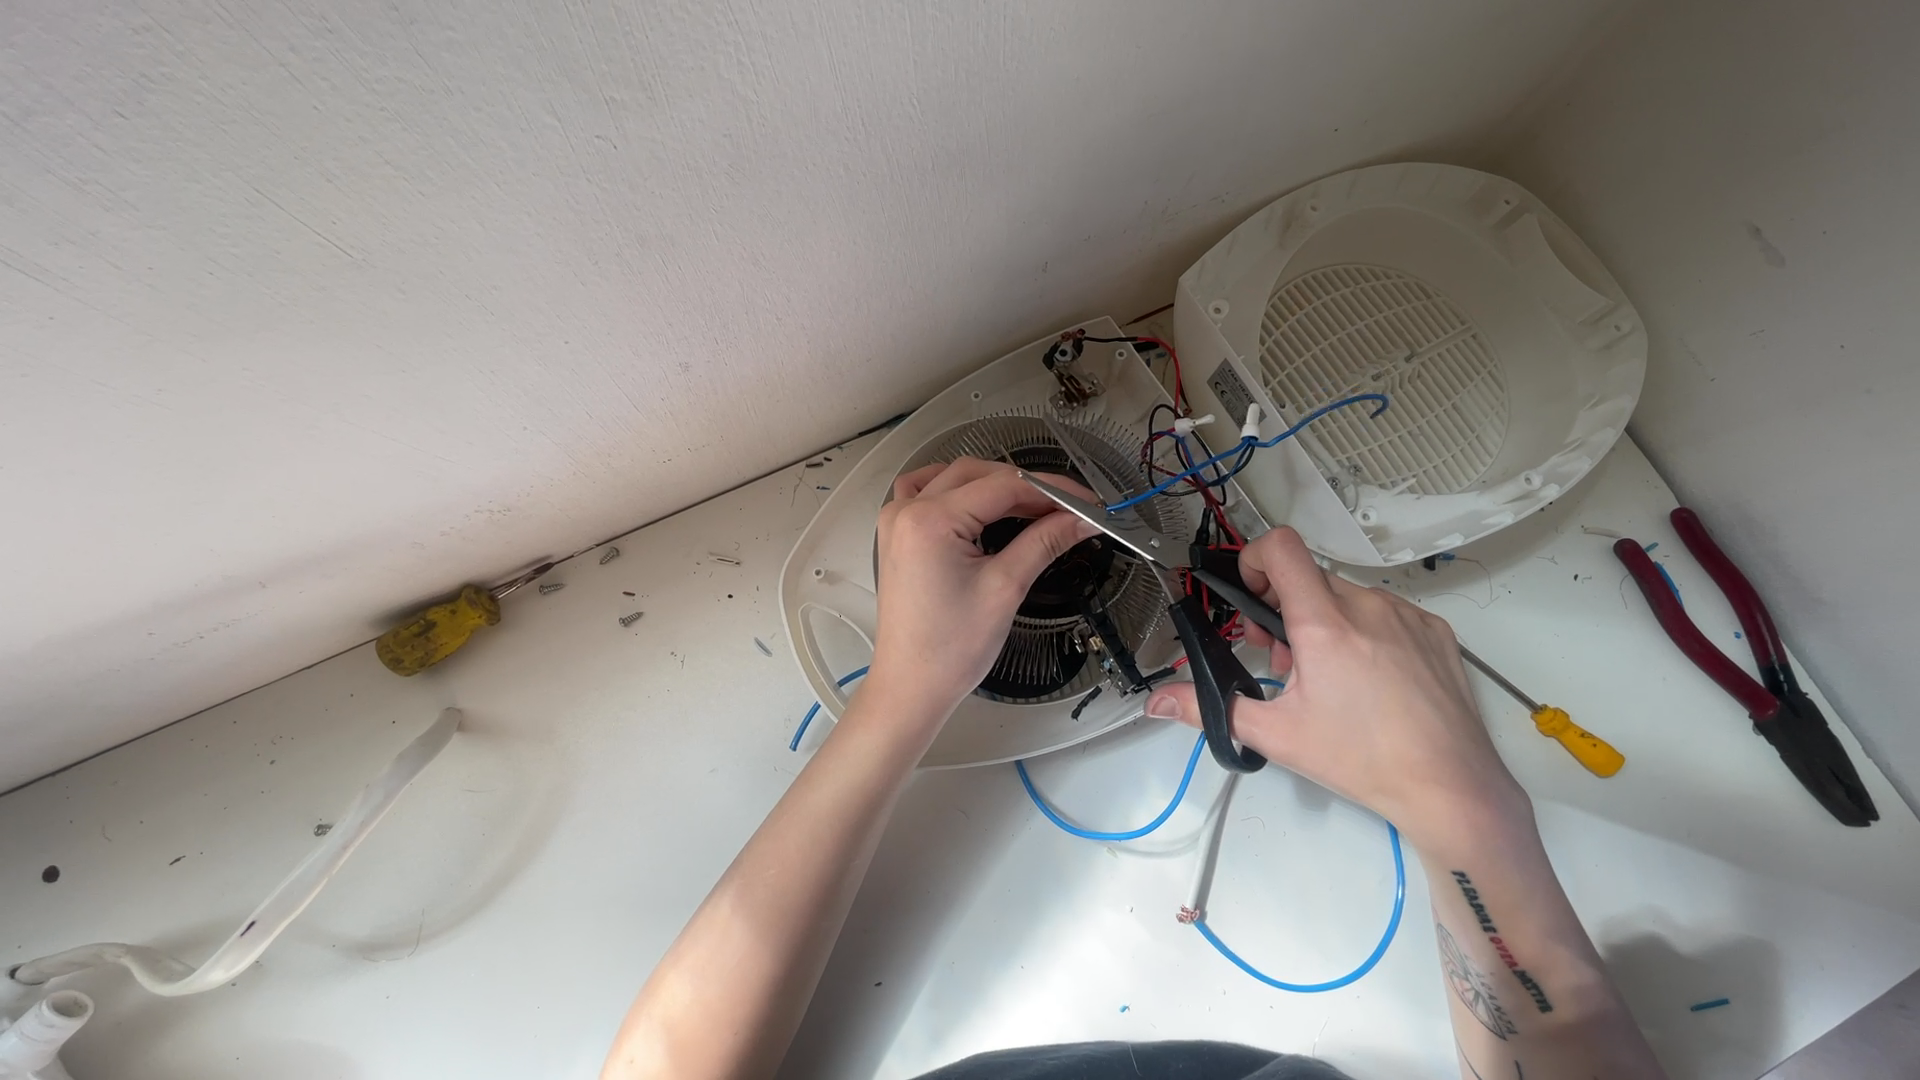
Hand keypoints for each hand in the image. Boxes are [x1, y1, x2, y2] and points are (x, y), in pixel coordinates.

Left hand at [868, 459, 1101, 718]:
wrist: (911, 687)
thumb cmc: (950, 649)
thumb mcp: (1006, 588)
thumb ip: (1045, 542)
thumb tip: (1082, 520)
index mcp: (931, 520)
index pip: (1005, 485)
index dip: (1053, 490)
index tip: (1088, 504)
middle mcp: (908, 511)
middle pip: (981, 475)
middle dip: (1029, 488)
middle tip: (1069, 511)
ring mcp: (897, 522)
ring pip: (956, 479)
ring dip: (996, 485)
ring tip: (1035, 508)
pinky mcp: (897, 536)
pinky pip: (927, 492)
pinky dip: (959, 491)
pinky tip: (981, 504)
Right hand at [1146, 527, 1528, 842]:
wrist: (1451, 788)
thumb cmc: (1361, 760)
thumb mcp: (1276, 734)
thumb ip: (1209, 708)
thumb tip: (1157, 703)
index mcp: (1325, 625)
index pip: (1282, 547)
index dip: (1255, 559)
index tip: (1252, 596)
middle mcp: (1367, 607)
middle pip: (1308, 579)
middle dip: (1283, 607)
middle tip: (1284, 658)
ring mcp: (1407, 616)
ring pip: (1346, 595)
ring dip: (1324, 620)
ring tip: (1328, 674)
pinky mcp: (1435, 631)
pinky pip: (1384, 611)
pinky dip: (1364, 630)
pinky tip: (1369, 677)